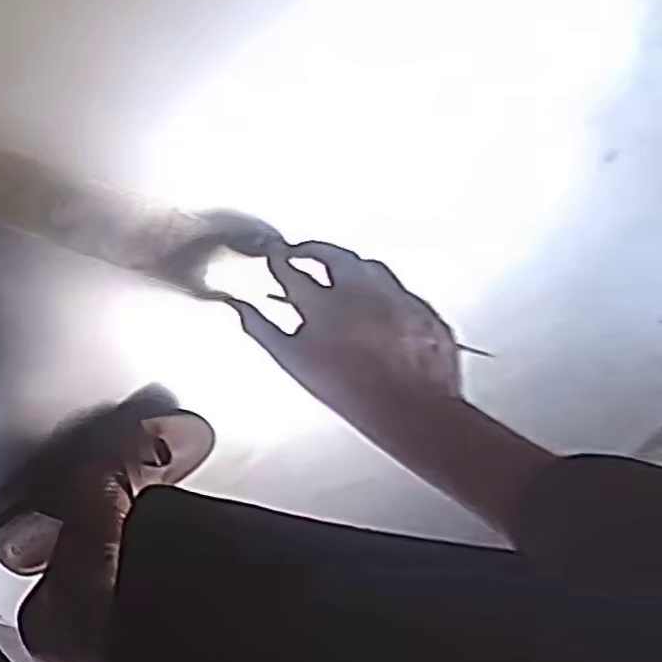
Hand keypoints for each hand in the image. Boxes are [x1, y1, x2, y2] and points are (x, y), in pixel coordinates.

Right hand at [228, 241, 462, 421]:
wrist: (411, 411)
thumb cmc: (347, 387)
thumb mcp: (289, 356)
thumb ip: (259, 324)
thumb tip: (236, 304)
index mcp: (324, 305)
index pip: (292, 270)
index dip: (278, 260)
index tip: (272, 255)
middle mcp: (364, 295)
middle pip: (335, 256)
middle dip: (312, 250)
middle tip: (298, 251)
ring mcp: (399, 301)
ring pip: (370, 266)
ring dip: (346, 264)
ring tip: (333, 269)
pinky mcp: (425, 312)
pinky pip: (398, 288)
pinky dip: (378, 287)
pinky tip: (369, 298)